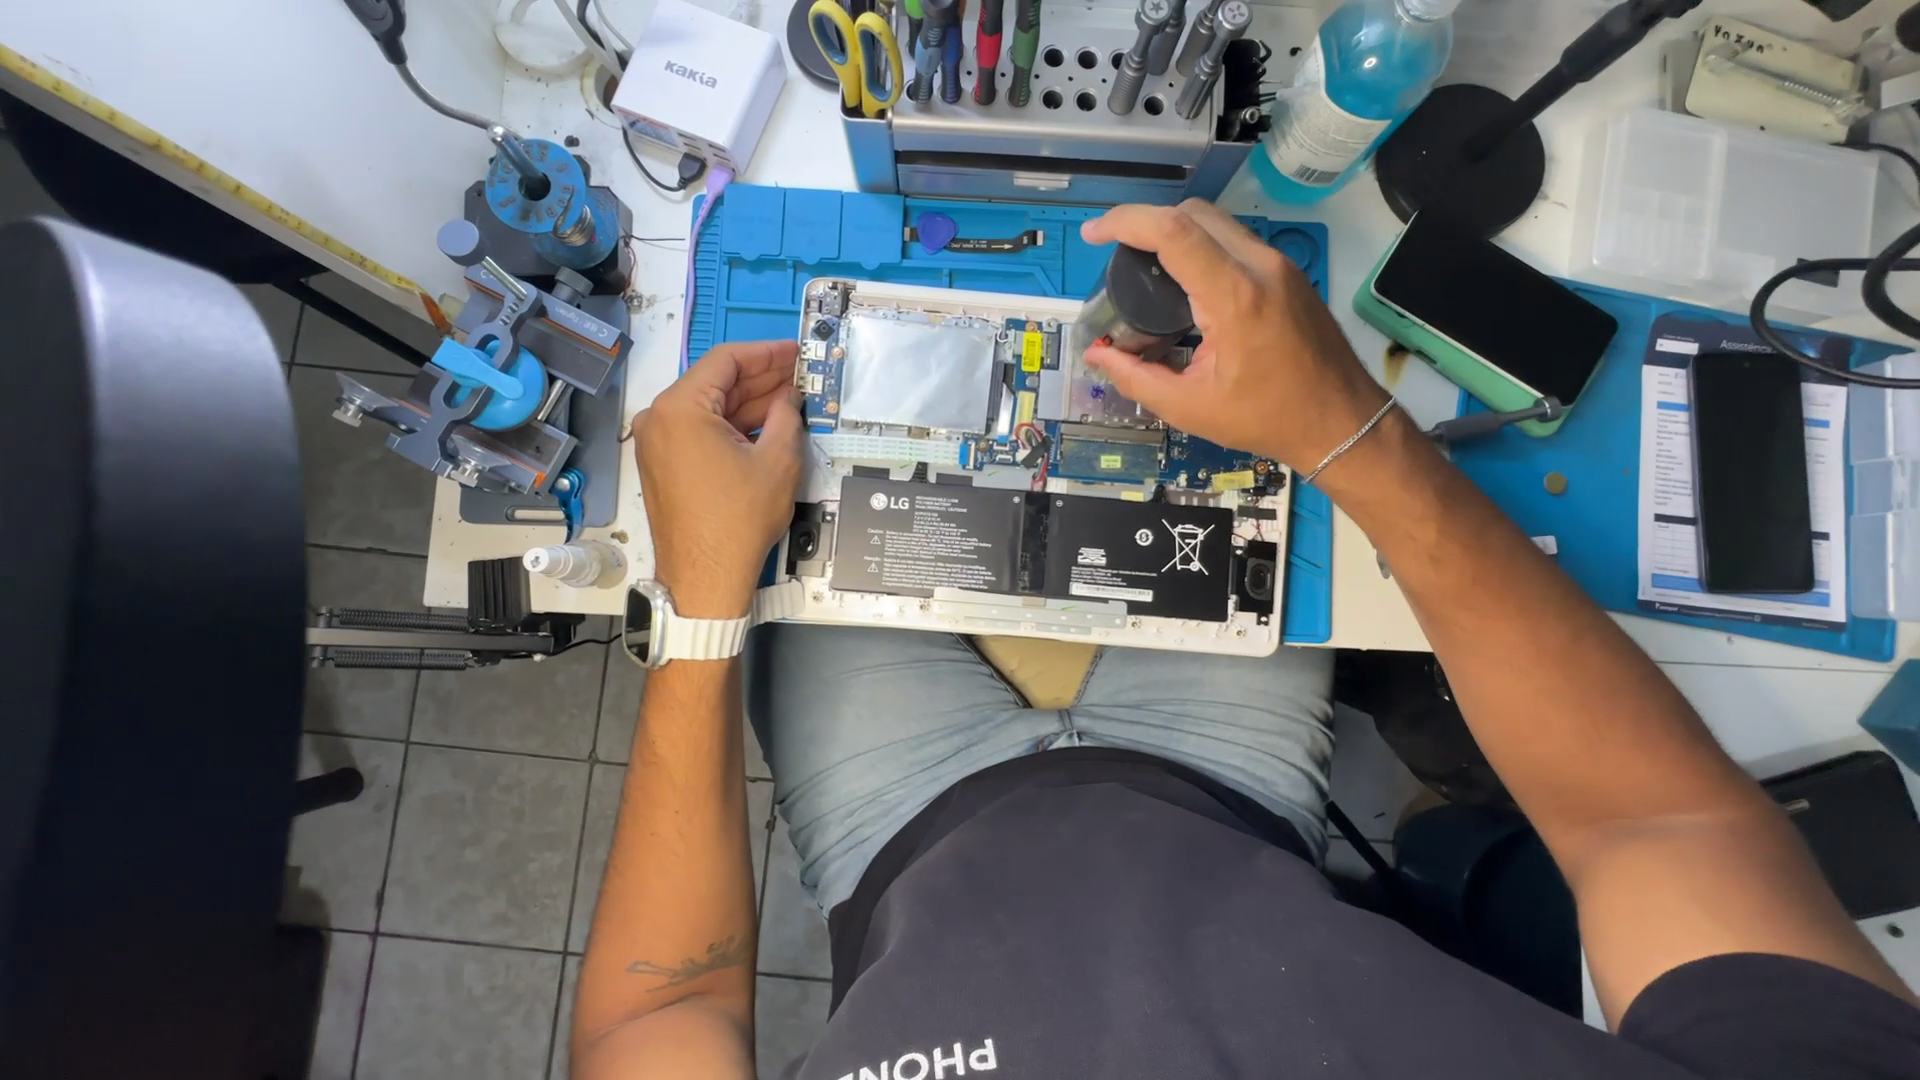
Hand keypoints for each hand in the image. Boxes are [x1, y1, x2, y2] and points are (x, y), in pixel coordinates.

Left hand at [633, 341, 804, 617]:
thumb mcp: (777, 461)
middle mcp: (660, 419)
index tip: (796, 352)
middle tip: (801, 375)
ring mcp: (658, 443)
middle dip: (761, 378)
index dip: (767, 352)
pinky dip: (732, 427)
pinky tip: (766, 426)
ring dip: (749, 403)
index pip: (727, 360)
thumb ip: (786, 416)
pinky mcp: (665, 465)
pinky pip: (701, 432)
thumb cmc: (738, 521)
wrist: (705, 578)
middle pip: (716, 383)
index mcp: (680, 408)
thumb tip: (789, 398)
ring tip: (792, 399)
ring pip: (710, 409)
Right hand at [1080, 200, 1390, 473]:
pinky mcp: (1287, 273)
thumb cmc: (1263, 418)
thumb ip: (1135, 377)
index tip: (1092, 235)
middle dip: (1146, 224)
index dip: (1126, 222)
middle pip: (1193, 214)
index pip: (1174, 232)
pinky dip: (1201, 249)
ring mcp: (1279, 265)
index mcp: (1235, 297)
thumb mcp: (1188, 407)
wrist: (1339, 419)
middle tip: (1117, 259)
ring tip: (1146, 273)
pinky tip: (1185, 287)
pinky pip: (1234, 242)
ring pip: (1216, 223)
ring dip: (1175, 234)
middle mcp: (1260, 266)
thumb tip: (1096, 354)